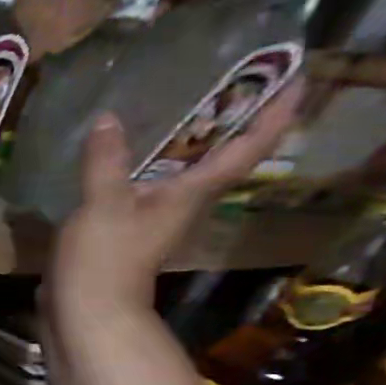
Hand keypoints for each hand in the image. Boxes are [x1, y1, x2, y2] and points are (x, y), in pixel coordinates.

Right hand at [48, 81, 303, 314]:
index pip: (248, 147)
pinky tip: (133, 149)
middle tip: (241, 77)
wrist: (87, 310)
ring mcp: (159, 217)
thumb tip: (108, 118)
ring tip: (189, 103)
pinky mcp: (131, 227)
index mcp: (193, 192)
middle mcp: (186, 202)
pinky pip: (153, 183)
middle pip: (225, 155)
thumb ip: (106, 161)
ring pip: (190, 169)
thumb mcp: (104, 204)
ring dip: (197, 138)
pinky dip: (154, 160)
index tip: (298, 75)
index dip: (276, 111)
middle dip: (238, 118)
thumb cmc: (106, 258)